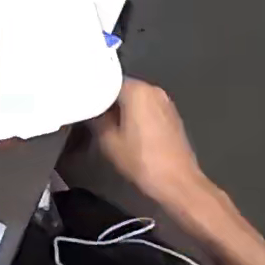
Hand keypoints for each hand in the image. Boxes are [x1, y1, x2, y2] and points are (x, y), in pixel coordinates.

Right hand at [89, 78, 210, 210]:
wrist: (179, 183)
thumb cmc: (142, 161)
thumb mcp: (109, 142)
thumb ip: (97, 120)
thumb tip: (93, 111)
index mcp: (137, 90)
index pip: (108, 81)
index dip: (94, 91)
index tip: (85, 102)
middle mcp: (153, 90)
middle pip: (124, 88)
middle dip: (109, 100)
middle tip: (93, 115)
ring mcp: (165, 102)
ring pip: (137, 98)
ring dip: (123, 108)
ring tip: (109, 124)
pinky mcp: (172, 115)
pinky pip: (148, 107)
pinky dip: (137, 114)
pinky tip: (129, 131)